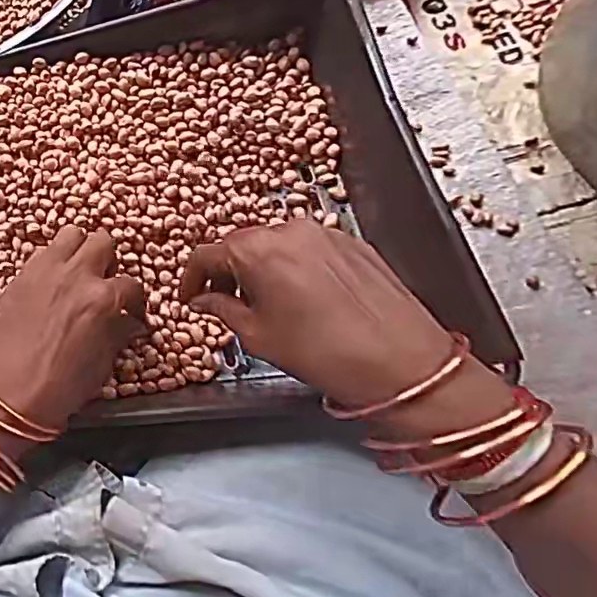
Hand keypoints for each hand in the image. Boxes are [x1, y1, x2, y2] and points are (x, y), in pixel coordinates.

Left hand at [0, 226, 145, 429]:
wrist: (7, 394)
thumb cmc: (58, 386)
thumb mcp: (101, 363)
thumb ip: (118, 332)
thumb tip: (130, 322)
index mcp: (101, 298)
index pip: (131, 285)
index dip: (135, 302)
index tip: (132, 312)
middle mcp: (74, 275)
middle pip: (103, 242)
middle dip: (109, 261)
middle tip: (105, 282)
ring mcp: (43, 271)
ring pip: (71, 235)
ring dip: (80, 249)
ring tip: (79, 272)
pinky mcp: (19, 276)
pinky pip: (42, 253)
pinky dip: (53, 260)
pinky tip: (53, 282)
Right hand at [178, 221, 514, 438]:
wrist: (406, 365)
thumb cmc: (327, 353)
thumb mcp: (258, 335)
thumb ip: (222, 309)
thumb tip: (205, 301)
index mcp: (257, 250)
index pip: (206, 255)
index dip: (191, 279)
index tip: (190, 297)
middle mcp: (290, 231)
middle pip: (240, 245)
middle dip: (225, 273)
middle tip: (221, 303)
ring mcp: (325, 234)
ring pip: (274, 245)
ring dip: (258, 269)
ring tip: (262, 305)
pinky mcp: (353, 244)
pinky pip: (307, 248)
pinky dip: (291, 267)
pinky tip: (298, 299)